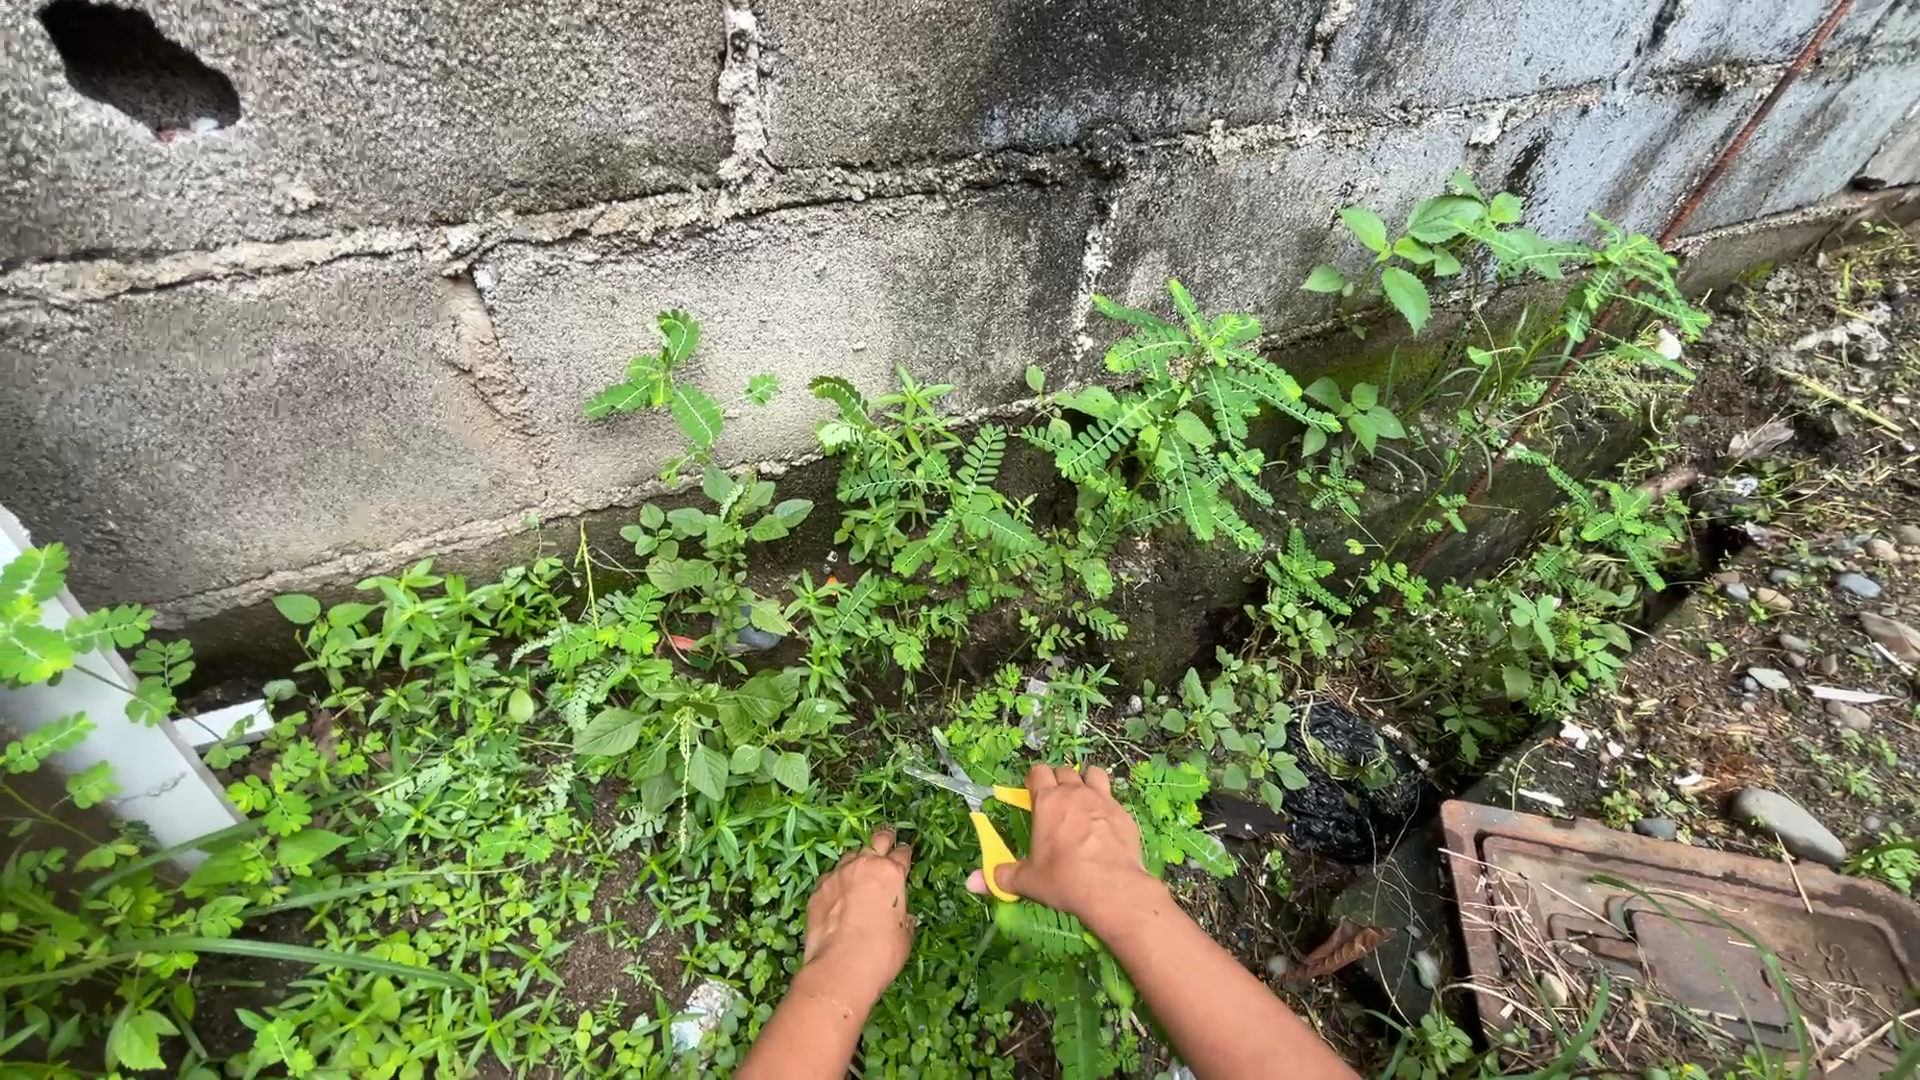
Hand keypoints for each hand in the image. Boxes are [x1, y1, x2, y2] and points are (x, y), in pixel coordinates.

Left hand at [797, 828, 914, 1010]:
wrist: (841, 967)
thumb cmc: (882, 953)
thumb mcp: (904, 935)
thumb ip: (904, 918)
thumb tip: (904, 917)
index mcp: (891, 872)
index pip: (902, 853)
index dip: (904, 854)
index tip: (904, 856)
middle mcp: (865, 865)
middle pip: (876, 840)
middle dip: (883, 840)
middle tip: (886, 845)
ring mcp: (839, 874)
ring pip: (850, 856)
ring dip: (857, 862)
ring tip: (858, 875)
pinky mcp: (819, 888)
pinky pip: (831, 877)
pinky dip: (836, 883)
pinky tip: (837, 897)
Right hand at [966, 765, 1159, 925]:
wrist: (1113, 888)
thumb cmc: (1064, 879)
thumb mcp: (1029, 880)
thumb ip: (1002, 877)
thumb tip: (972, 883)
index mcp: (1047, 801)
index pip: (1037, 772)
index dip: (1034, 780)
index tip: (1032, 794)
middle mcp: (1074, 793)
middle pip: (1064, 771)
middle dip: (1058, 780)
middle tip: (1055, 802)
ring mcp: (1102, 800)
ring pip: (1093, 774)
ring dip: (1086, 781)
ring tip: (1084, 800)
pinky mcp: (1123, 814)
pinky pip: (1113, 798)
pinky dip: (1107, 806)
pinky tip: (1106, 826)